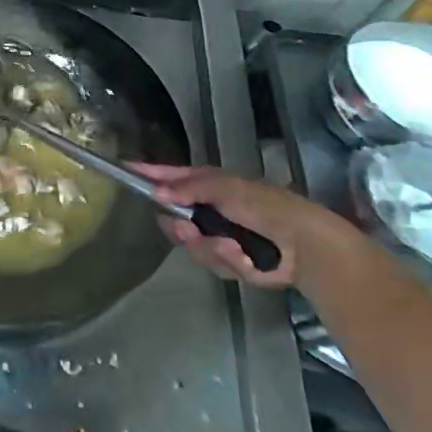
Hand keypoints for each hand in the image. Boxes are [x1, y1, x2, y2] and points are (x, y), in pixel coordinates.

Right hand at [132, 163, 348, 287]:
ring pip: (191, 245)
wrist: (306, 246)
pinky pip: (213, 263)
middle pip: (174, 218)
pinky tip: (245, 258)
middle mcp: (210, 210)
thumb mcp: (226, 189)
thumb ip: (189, 188)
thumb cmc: (266, 207)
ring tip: (231, 247)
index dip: (149, 173)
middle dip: (179, 227)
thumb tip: (158, 191)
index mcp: (209, 186)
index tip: (125, 168)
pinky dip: (229, 261)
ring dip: (208, 247)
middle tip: (185, 228)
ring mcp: (218, 236)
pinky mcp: (230, 263)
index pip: (171, 176)